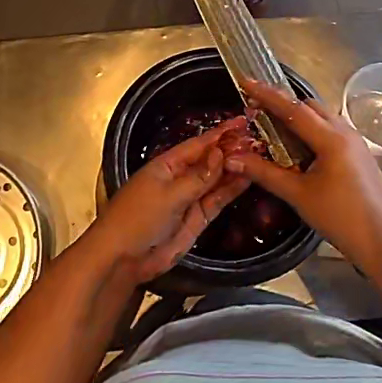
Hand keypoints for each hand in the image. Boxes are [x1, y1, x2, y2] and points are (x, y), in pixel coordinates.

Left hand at [82, 118, 251, 283]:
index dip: (220, 133)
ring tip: (258, 156)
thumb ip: (198, 177)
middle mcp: (179, 178)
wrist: (123, 259)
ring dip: (235, 169)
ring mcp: (189, 199)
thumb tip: (220, 155)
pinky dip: (232, 189)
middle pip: (209, 160)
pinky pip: (217, 199)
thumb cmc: (135, 220)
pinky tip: (247, 178)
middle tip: (256, 140)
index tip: (241, 123)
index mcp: (166, 165)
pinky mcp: (197, 218)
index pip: (198, 144)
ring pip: (216, 179)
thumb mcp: (168, 195)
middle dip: (231, 150)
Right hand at [225, 80, 381, 258]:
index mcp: (330, 138)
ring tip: (272, 128)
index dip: (266, 94)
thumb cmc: (340, 216)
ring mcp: (354, 142)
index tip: (246, 81)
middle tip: (255, 111)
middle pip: (309, 106)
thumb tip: (233, 159)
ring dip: (297, 117)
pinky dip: (310, 131)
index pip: (293, 108)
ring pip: (321, 117)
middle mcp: (344, 132)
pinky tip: (296, 148)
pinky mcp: (358, 154)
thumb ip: (264, 173)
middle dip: (282, 104)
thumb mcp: (298, 195)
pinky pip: (330, 131)